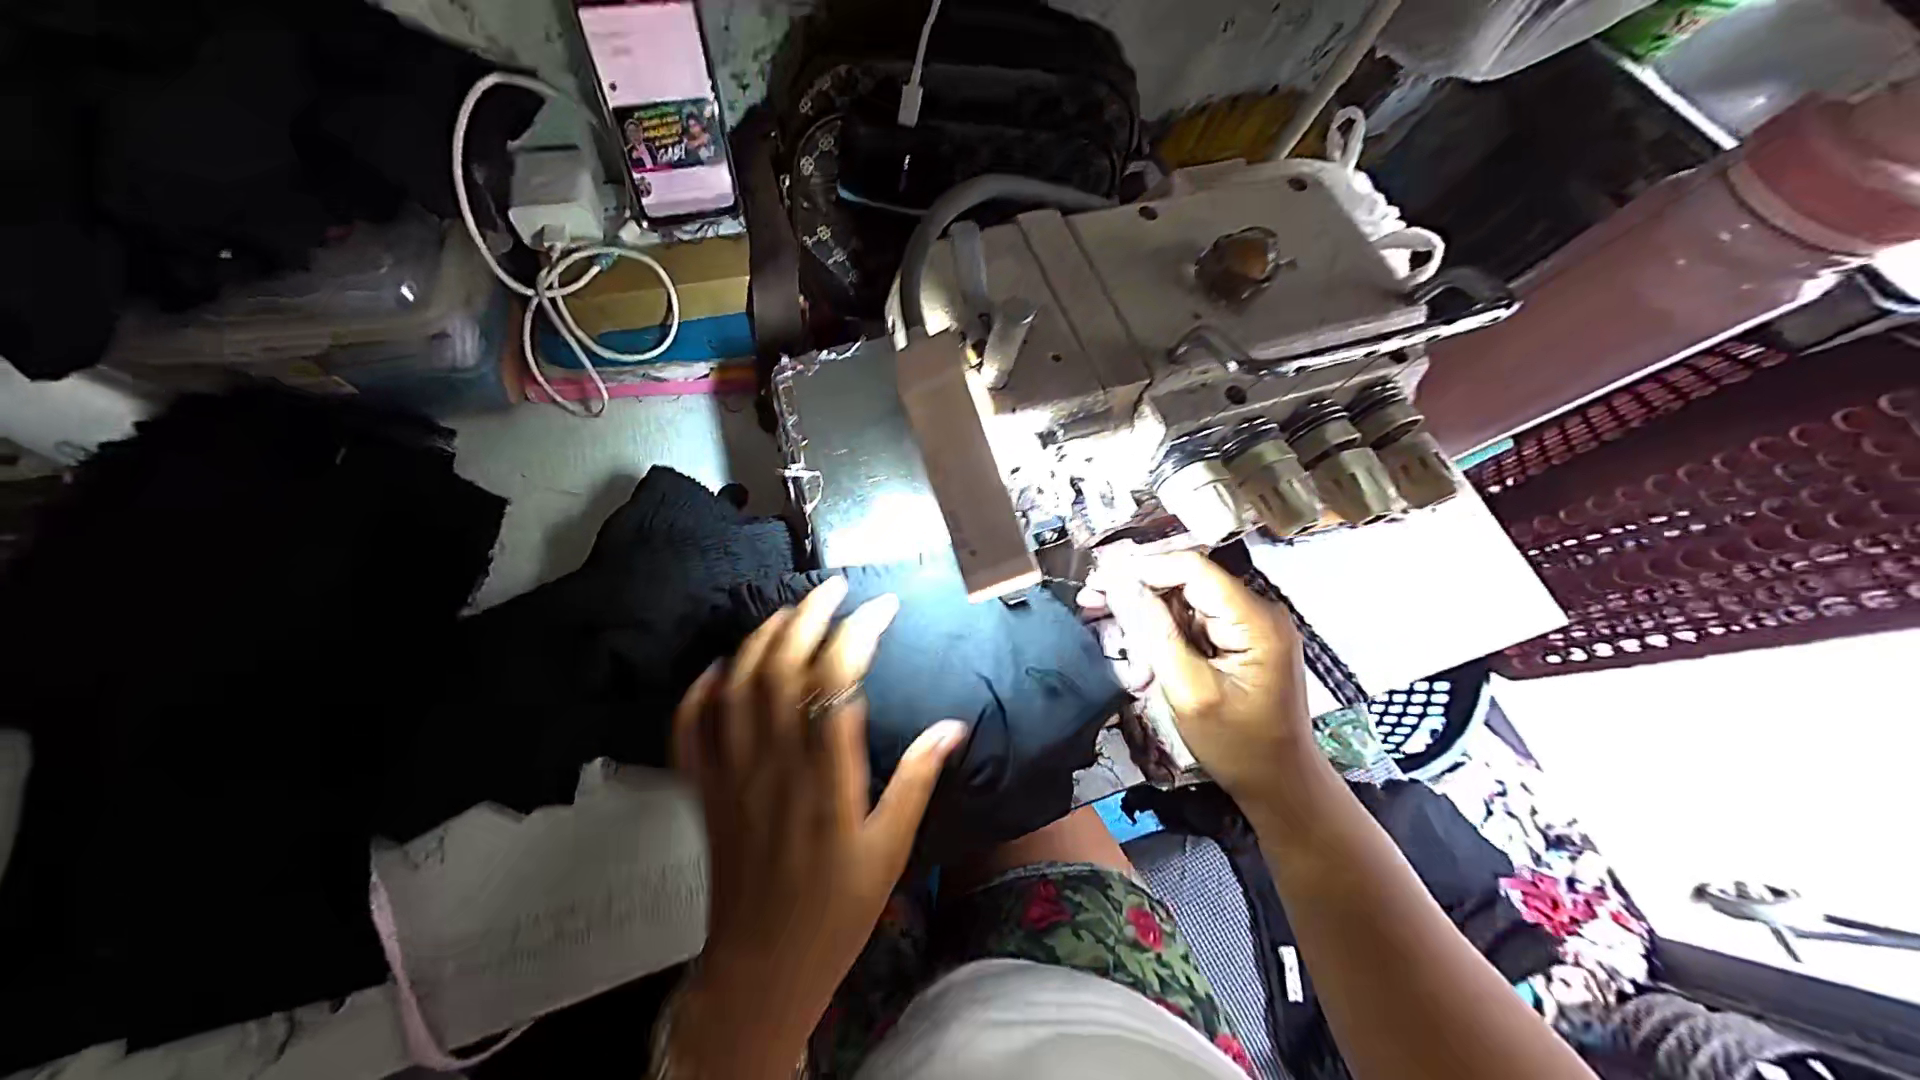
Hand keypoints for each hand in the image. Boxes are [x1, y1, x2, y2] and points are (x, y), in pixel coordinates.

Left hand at [669, 574, 967, 1076]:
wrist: (762, 967)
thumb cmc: (837, 909)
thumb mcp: (891, 848)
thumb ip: (916, 780)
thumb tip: (952, 726)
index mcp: (825, 777)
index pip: (835, 682)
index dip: (858, 634)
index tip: (882, 608)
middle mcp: (773, 765)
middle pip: (781, 670)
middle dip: (808, 618)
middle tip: (834, 589)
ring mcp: (731, 776)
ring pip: (736, 688)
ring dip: (760, 640)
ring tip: (788, 612)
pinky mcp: (705, 792)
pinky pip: (690, 733)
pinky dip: (698, 693)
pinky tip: (716, 668)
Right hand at [1083, 551, 1310, 802]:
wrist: (1279, 784)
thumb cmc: (1239, 747)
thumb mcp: (1190, 692)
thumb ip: (1156, 634)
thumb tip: (1123, 587)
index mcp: (1256, 621)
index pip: (1192, 569)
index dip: (1142, 568)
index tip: (1099, 579)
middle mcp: (1256, 611)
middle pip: (1186, 580)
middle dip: (1136, 586)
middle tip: (1090, 598)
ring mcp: (1247, 624)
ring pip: (1183, 598)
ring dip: (1141, 604)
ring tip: (1098, 611)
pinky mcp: (1236, 639)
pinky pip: (1190, 618)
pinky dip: (1157, 623)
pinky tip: (1126, 629)